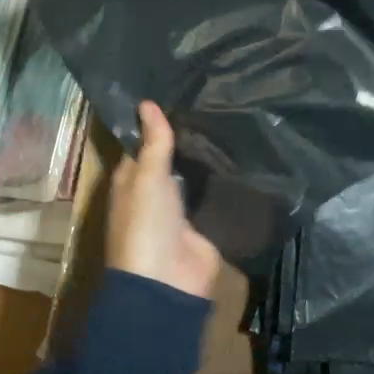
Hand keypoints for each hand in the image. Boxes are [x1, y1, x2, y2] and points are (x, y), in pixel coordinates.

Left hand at [107, 101, 221, 299]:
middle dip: (187, 136)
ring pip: (193, 174)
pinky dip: (224, 179)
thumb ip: (153, 141)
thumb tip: (146, 102)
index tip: (179, 91)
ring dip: (207, 156)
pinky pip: (213, 193)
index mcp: (131, 181)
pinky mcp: (204, 222)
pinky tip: (242, 153)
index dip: (156, 121)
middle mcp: (154, 192)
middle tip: (214, 98)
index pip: (143, 143)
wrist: (168, 282)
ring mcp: (180, 209)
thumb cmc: (146, 224)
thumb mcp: (146, 177)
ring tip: (232, 118)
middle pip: (171, 159)